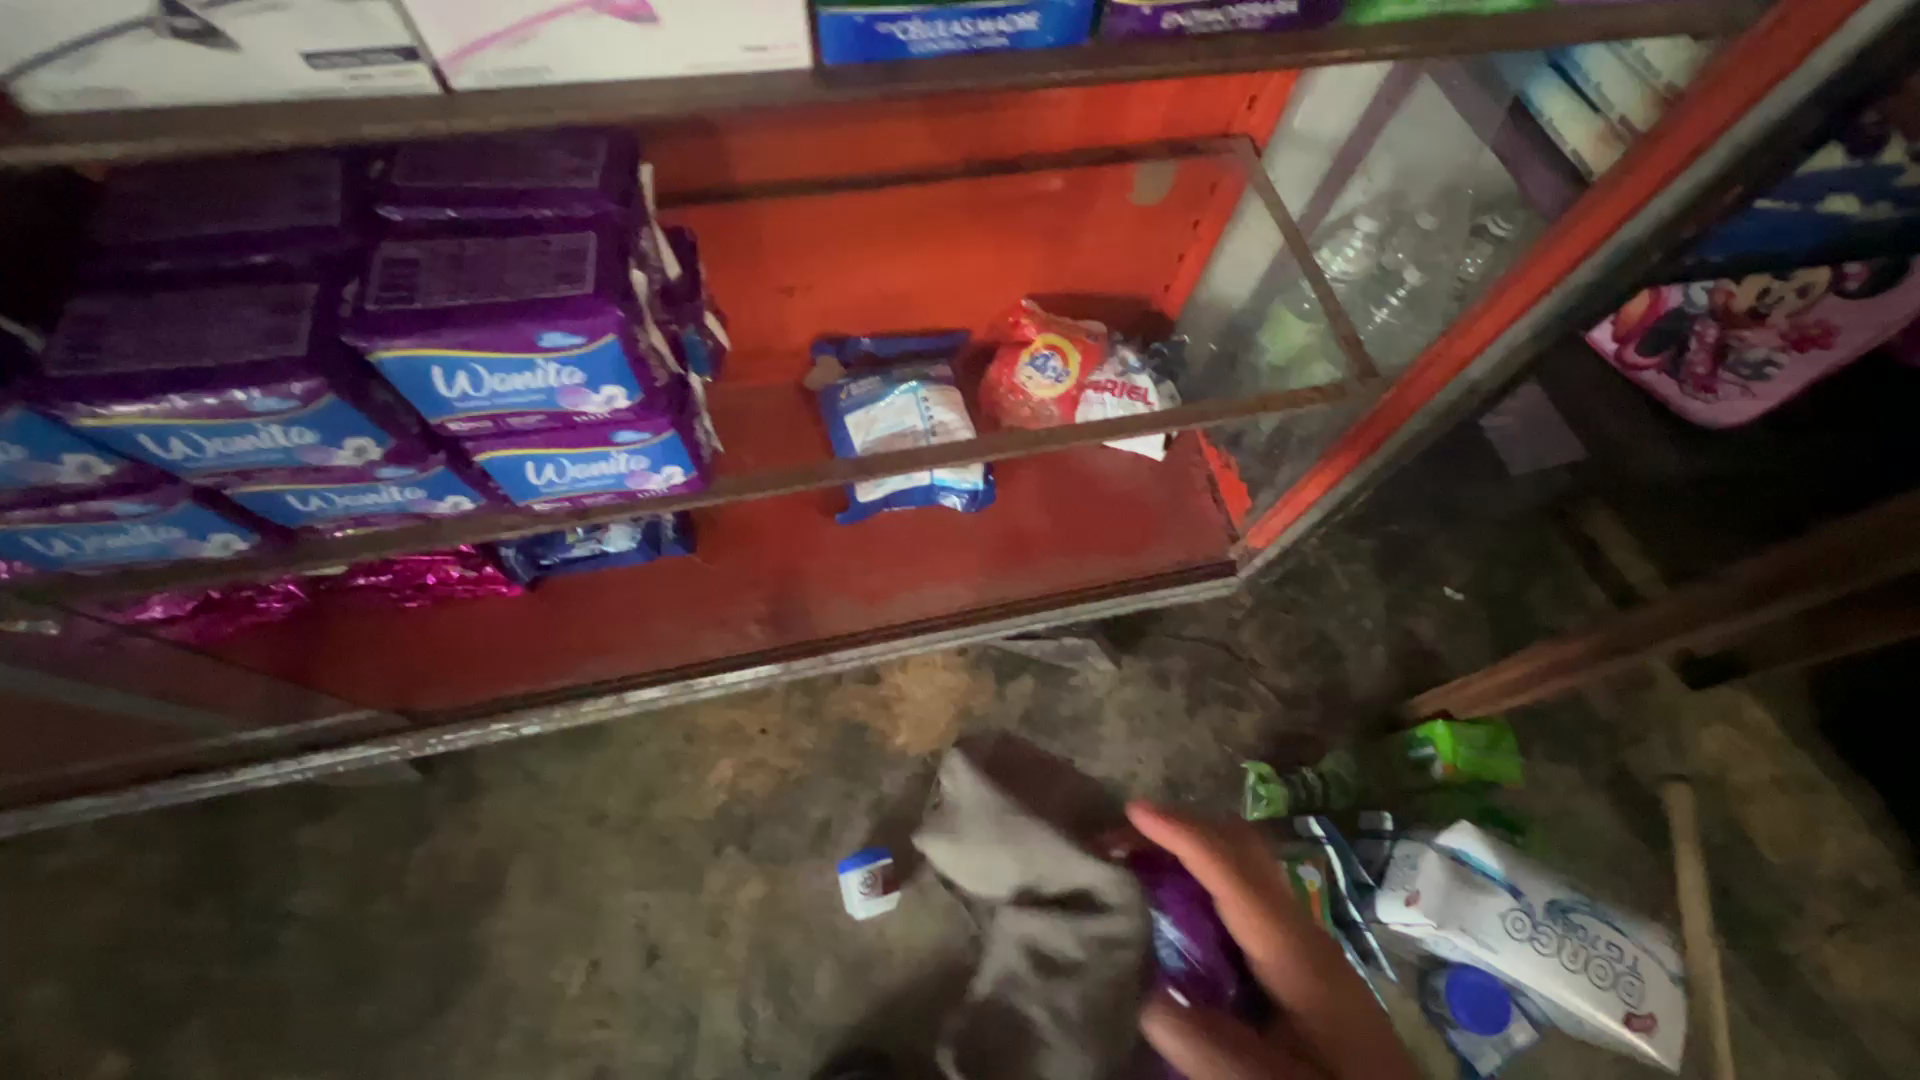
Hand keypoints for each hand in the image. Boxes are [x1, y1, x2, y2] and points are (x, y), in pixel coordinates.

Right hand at [1128, 801, 1421, 1079]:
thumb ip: (1199, 1042)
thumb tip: (1133, 986)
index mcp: (1295, 951)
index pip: (1233, 869)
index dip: (1182, 833)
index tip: (1133, 811)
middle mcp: (1300, 929)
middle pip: (1242, 847)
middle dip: (1182, 827)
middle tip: (1122, 836)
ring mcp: (1302, 940)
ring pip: (1244, 863)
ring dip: (1191, 846)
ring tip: (1138, 857)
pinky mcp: (1296, 959)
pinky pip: (1244, 891)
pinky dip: (1203, 875)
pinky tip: (1175, 899)